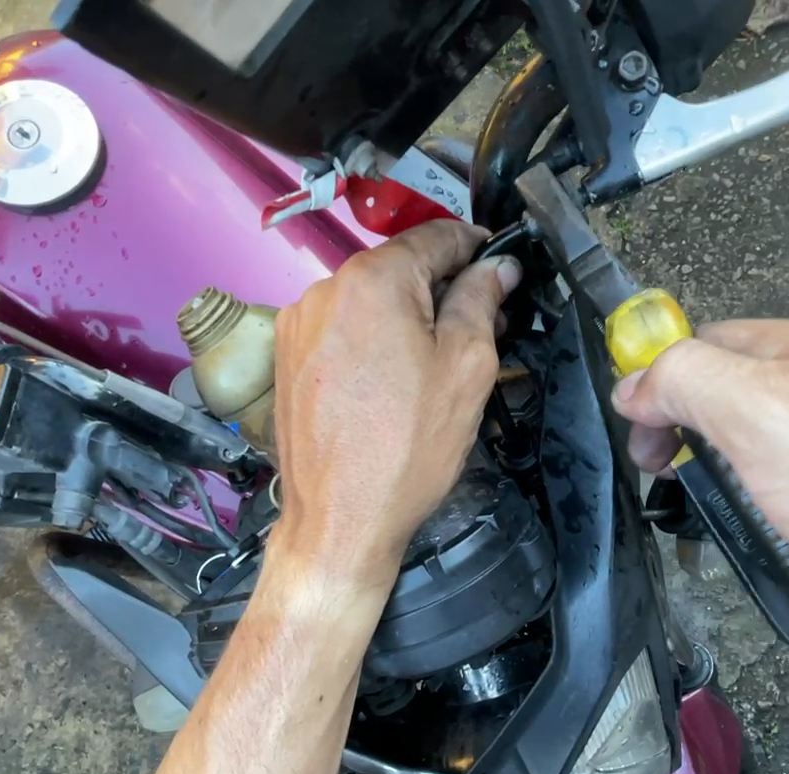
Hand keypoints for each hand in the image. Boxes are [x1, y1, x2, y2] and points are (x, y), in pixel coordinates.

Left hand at [270, 220, 520, 581]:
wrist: (340, 521)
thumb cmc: (407, 450)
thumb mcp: (466, 368)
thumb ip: (481, 301)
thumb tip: (497, 267)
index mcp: (372, 281)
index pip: (435, 236)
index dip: (476, 247)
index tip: (500, 267)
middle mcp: (324, 290)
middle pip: (399, 270)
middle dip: (444, 290)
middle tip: (484, 326)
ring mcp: (298, 326)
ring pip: (370, 303)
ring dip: (408, 318)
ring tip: (438, 362)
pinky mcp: (287, 360)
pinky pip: (343, 332)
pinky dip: (374, 342)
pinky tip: (395, 381)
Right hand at [612, 320, 788, 644]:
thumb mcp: (761, 409)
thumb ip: (687, 380)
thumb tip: (633, 386)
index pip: (700, 345)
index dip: (656, 383)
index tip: (642, 442)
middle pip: (724, 403)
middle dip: (684, 441)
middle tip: (670, 487)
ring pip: (754, 460)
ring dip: (722, 489)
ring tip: (718, 524)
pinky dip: (764, 523)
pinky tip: (766, 548)